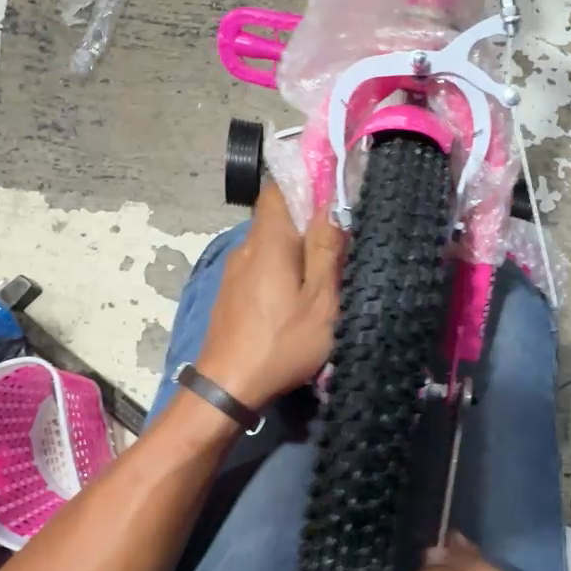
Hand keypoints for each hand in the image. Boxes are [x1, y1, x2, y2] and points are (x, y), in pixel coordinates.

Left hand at [194, 180, 346, 408]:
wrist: (228, 387)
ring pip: (270, 246)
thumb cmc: (282, 343)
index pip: (279, 188)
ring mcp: (234, 273)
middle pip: (277, 218)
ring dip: (296, 252)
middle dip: (308, 223)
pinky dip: (282, 272)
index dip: (306, 183)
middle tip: (342, 242)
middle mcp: (245, 248)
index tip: (336, 193)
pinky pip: (261, 268)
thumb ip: (326, 250)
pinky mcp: (232, 295)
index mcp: (268, 241)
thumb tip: (331, 204)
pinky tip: (298, 298)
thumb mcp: (320, 301)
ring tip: (325, 274)